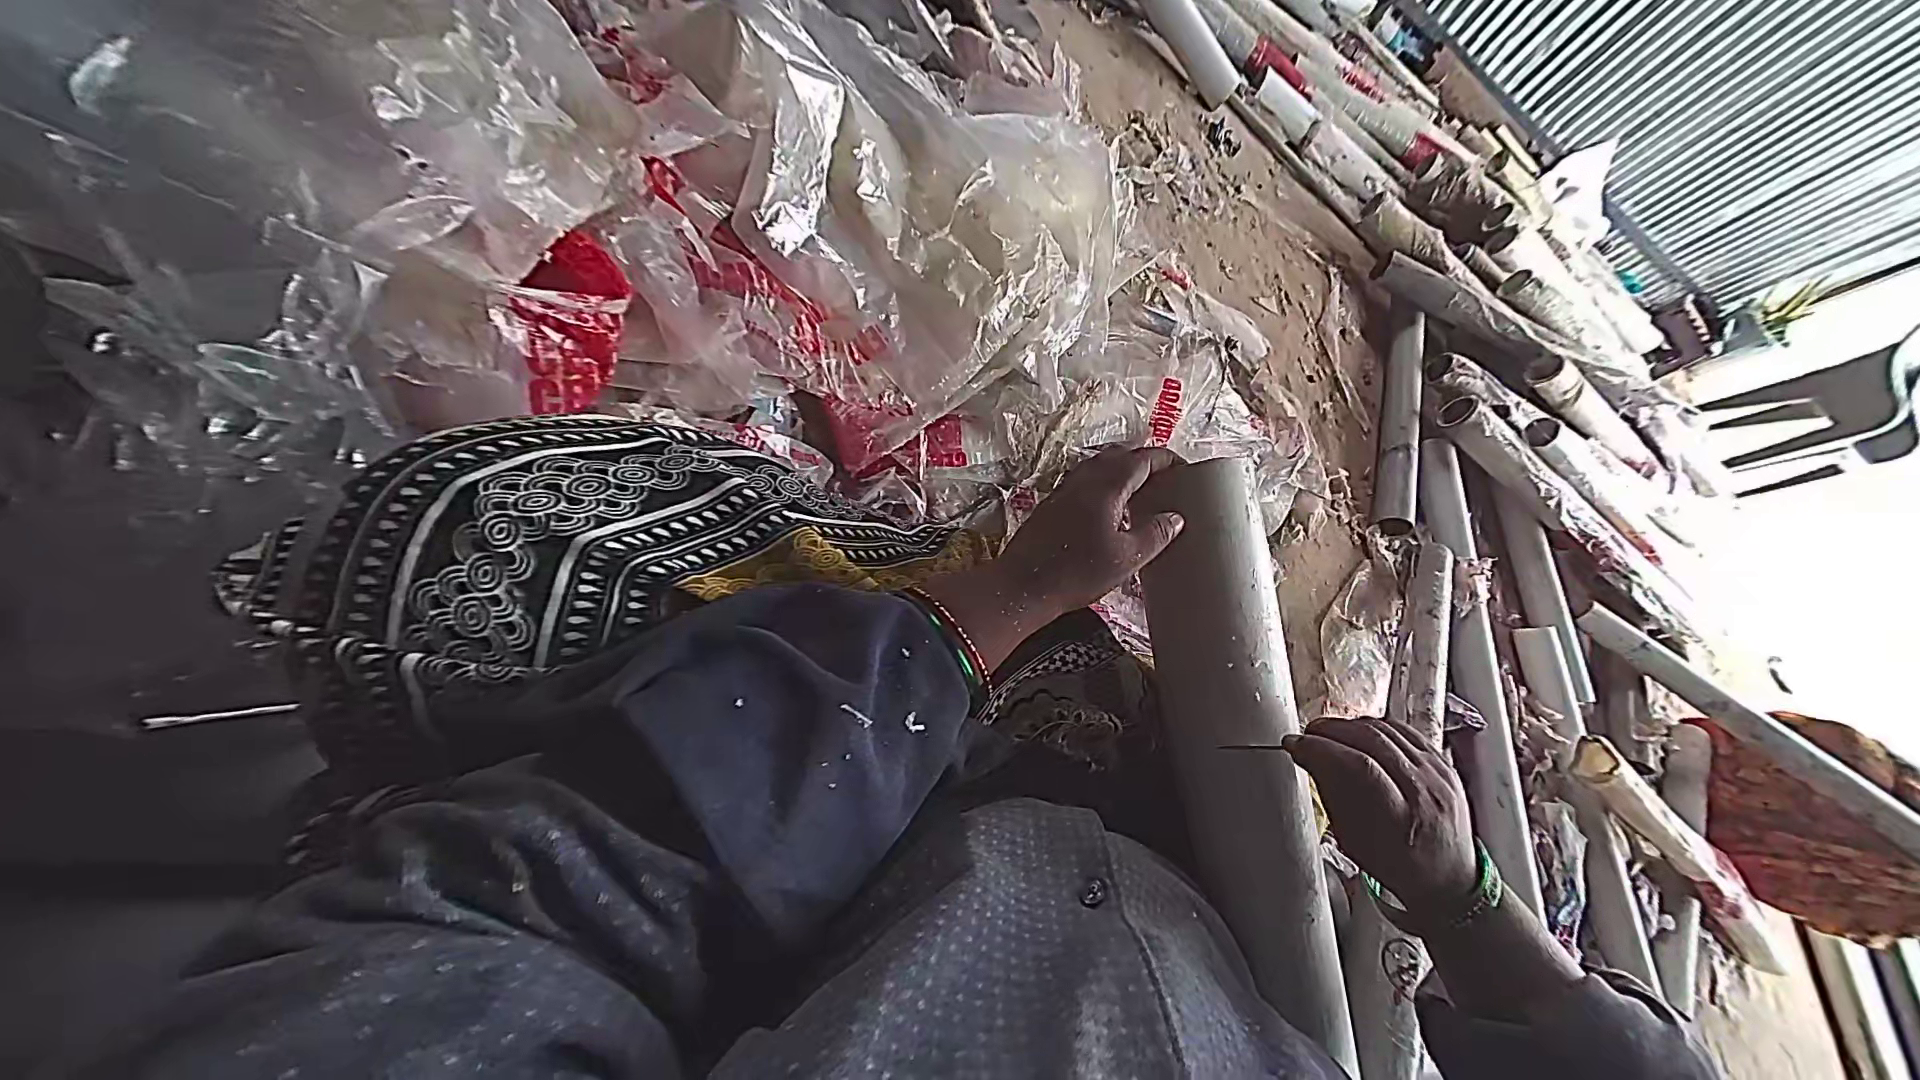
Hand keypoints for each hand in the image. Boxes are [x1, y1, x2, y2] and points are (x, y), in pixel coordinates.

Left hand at [994, 445, 1185, 616]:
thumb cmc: (1077, 573)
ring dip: (1119, 471)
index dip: (1165, 460)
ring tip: (1138, 491)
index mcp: (1106, 487)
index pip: (1142, 460)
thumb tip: (1175, 518)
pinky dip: (1102, 484)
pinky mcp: (1050, 506)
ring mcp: (1063, 492)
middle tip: (1162, 477)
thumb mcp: (1126, 558)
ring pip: (1096, 467)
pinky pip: (1082, 483)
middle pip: (1117, 456)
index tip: (1182, 467)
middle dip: (1142, 460)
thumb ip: (1155, 534)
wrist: (1024, 586)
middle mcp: (1082, 481)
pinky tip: (1107, 508)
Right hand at [1282, 717, 1478, 915]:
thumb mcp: (1354, 839)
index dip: (1321, 748)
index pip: (1358, 765)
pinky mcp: (1444, 765)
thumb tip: (1308, 756)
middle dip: (1330, 731)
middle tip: (1308, 735)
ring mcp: (1440, 776)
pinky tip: (1358, 732)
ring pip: (1387, 730)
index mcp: (1402, 818)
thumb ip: (1332, 794)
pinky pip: (1404, 731)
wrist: (1450, 878)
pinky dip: (1375, 725)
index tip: (1297, 744)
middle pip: (1372, 740)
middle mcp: (1426, 792)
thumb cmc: (1398, 864)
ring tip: (1329, 733)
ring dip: (1349, 725)